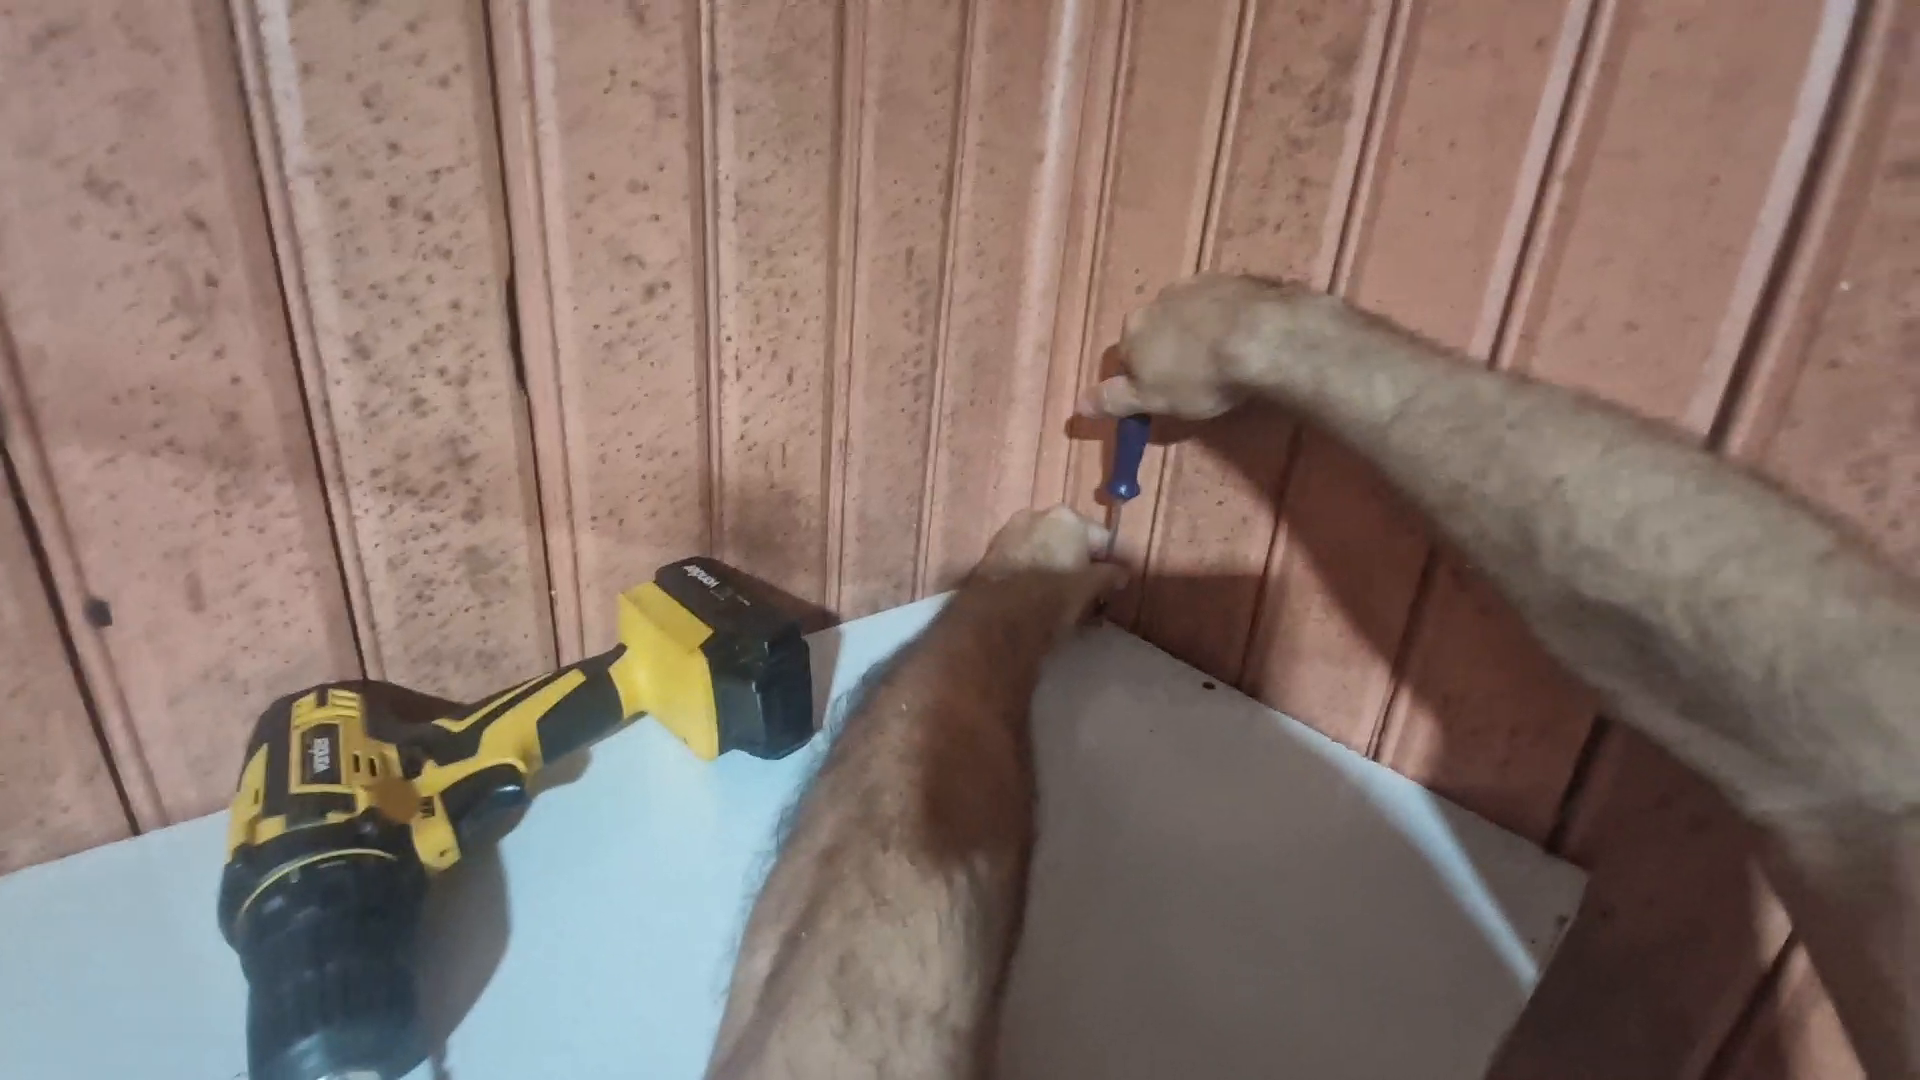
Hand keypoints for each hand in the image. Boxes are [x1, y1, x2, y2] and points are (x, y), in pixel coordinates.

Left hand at [977, 506, 1126, 624]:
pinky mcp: (992, 551)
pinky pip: (1024, 559)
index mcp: (1067, 518)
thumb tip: (1121, 574)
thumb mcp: (1090, 589)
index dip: (1111, 564)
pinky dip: (1033, 573)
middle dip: (1081, 565)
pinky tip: (1037, 596)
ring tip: (1062, 598)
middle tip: (1089, 594)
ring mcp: (1011, 531)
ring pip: (1045, 549)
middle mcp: (1038, 515)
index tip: (1114, 586)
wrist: (996, 615)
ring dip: (1056, 568)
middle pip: (1071, 541)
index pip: (1102, 539)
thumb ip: (1110, 577)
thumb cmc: (1052, 596)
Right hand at [1082, 273, 1317, 419]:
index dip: (1144, 377)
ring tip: (1223, 357)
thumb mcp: (1150, 400)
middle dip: (1169, 348)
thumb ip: (1113, 400)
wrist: (1261, 339)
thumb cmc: (1198, 377)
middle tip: (1196, 377)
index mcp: (1133, 328)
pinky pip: (1224, 302)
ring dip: (1198, 330)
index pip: (1128, 354)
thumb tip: (1078, 404)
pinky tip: (1245, 338)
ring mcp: (1199, 284)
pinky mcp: (1237, 279)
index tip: (1164, 394)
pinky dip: (1228, 318)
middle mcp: (1159, 299)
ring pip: (1190, 312)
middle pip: (1157, 328)